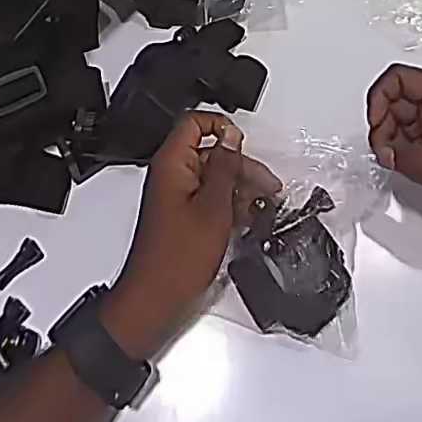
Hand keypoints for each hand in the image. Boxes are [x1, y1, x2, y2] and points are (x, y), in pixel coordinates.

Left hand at [104, 112, 277, 358]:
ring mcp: (175, 195)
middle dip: (239, 166)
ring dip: (237, 188)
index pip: (194, 123)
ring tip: (261, 206)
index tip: (243, 145)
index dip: (220, 127)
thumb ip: (226, 167)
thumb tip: (231, 136)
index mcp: (172, 164)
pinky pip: (206, 197)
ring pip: (211, 176)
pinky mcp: (180, 215)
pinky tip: (246, 219)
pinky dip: (226, 204)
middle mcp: (170, 174)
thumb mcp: (213, 207)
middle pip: (208, 152)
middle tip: (266, 185)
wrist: (155, 298)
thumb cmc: (176, 259)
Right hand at [367, 64, 421, 249]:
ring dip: (392, 138)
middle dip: (383, 123)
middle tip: (385, 153)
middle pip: (396, 98)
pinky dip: (405, 148)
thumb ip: (413, 162)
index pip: (398, 78)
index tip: (376, 128)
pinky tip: (408, 166)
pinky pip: (415, 135)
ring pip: (402, 118)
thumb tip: (384, 153)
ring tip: (397, 163)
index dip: (379, 99)